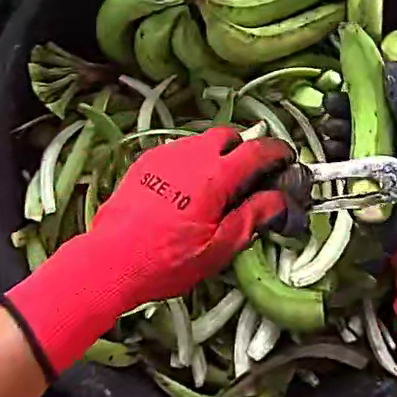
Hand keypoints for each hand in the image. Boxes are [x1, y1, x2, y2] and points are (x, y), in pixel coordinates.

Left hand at [2, 127, 296, 374]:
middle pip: (228, 136)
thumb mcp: (217, 248)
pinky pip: (178, 151)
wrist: (110, 260)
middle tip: (249, 175)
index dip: (277, 152)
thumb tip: (278, 200)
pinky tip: (187, 189)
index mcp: (214, 176)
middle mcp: (191, 156)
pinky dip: (191, 162)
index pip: (256, 150)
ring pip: (201, 141)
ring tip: (216, 186)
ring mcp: (166, 155)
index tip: (285, 158)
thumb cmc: (163, 261)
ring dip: (216, 155)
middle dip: (244, 149)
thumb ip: (252, 218)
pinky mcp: (146, 161)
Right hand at [324, 62, 396, 319]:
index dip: (367, 90)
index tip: (349, 86)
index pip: (388, 100)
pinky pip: (343, 160)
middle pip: (365, 117)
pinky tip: (329, 150)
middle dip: (346, 111)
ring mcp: (379, 165)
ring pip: (351, 137)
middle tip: (331, 111)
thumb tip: (392, 66)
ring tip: (330, 132)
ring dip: (337, 131)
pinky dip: (334, 152)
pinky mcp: (363, 184)